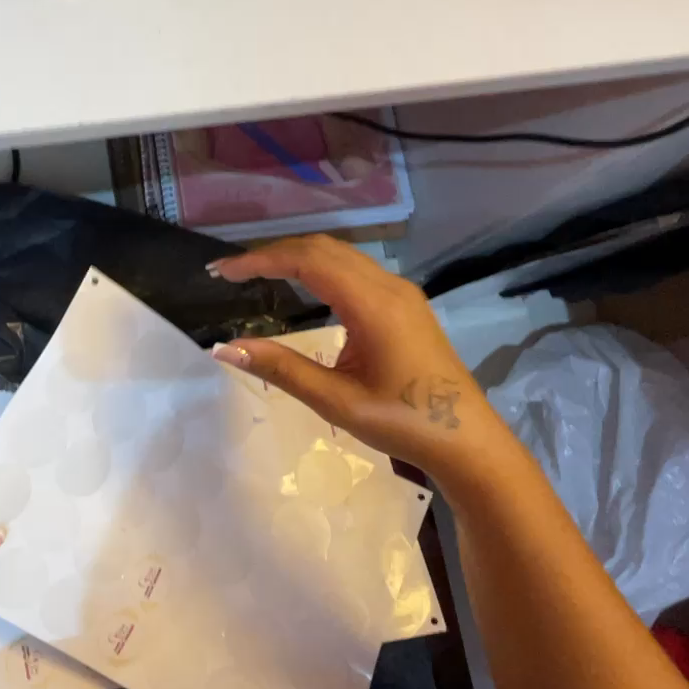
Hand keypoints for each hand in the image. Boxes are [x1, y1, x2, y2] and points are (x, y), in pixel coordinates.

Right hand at [207, 235, 511, 479]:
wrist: (466, 440)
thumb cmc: (403, 422)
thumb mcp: (335, 400)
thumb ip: (280, 369)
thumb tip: (224, 348)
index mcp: (374, 306)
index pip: (308, 261)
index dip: (261, 260)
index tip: (222, 272)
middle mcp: (389, 287)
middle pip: (322, 249)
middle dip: (272, 253)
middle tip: (228, 272)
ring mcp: (400, 293)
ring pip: (339, 255)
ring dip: (294, 257)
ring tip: (254, 274)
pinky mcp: (402, 304)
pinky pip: (352, 269)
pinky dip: (315, 268)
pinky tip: (297, 285)